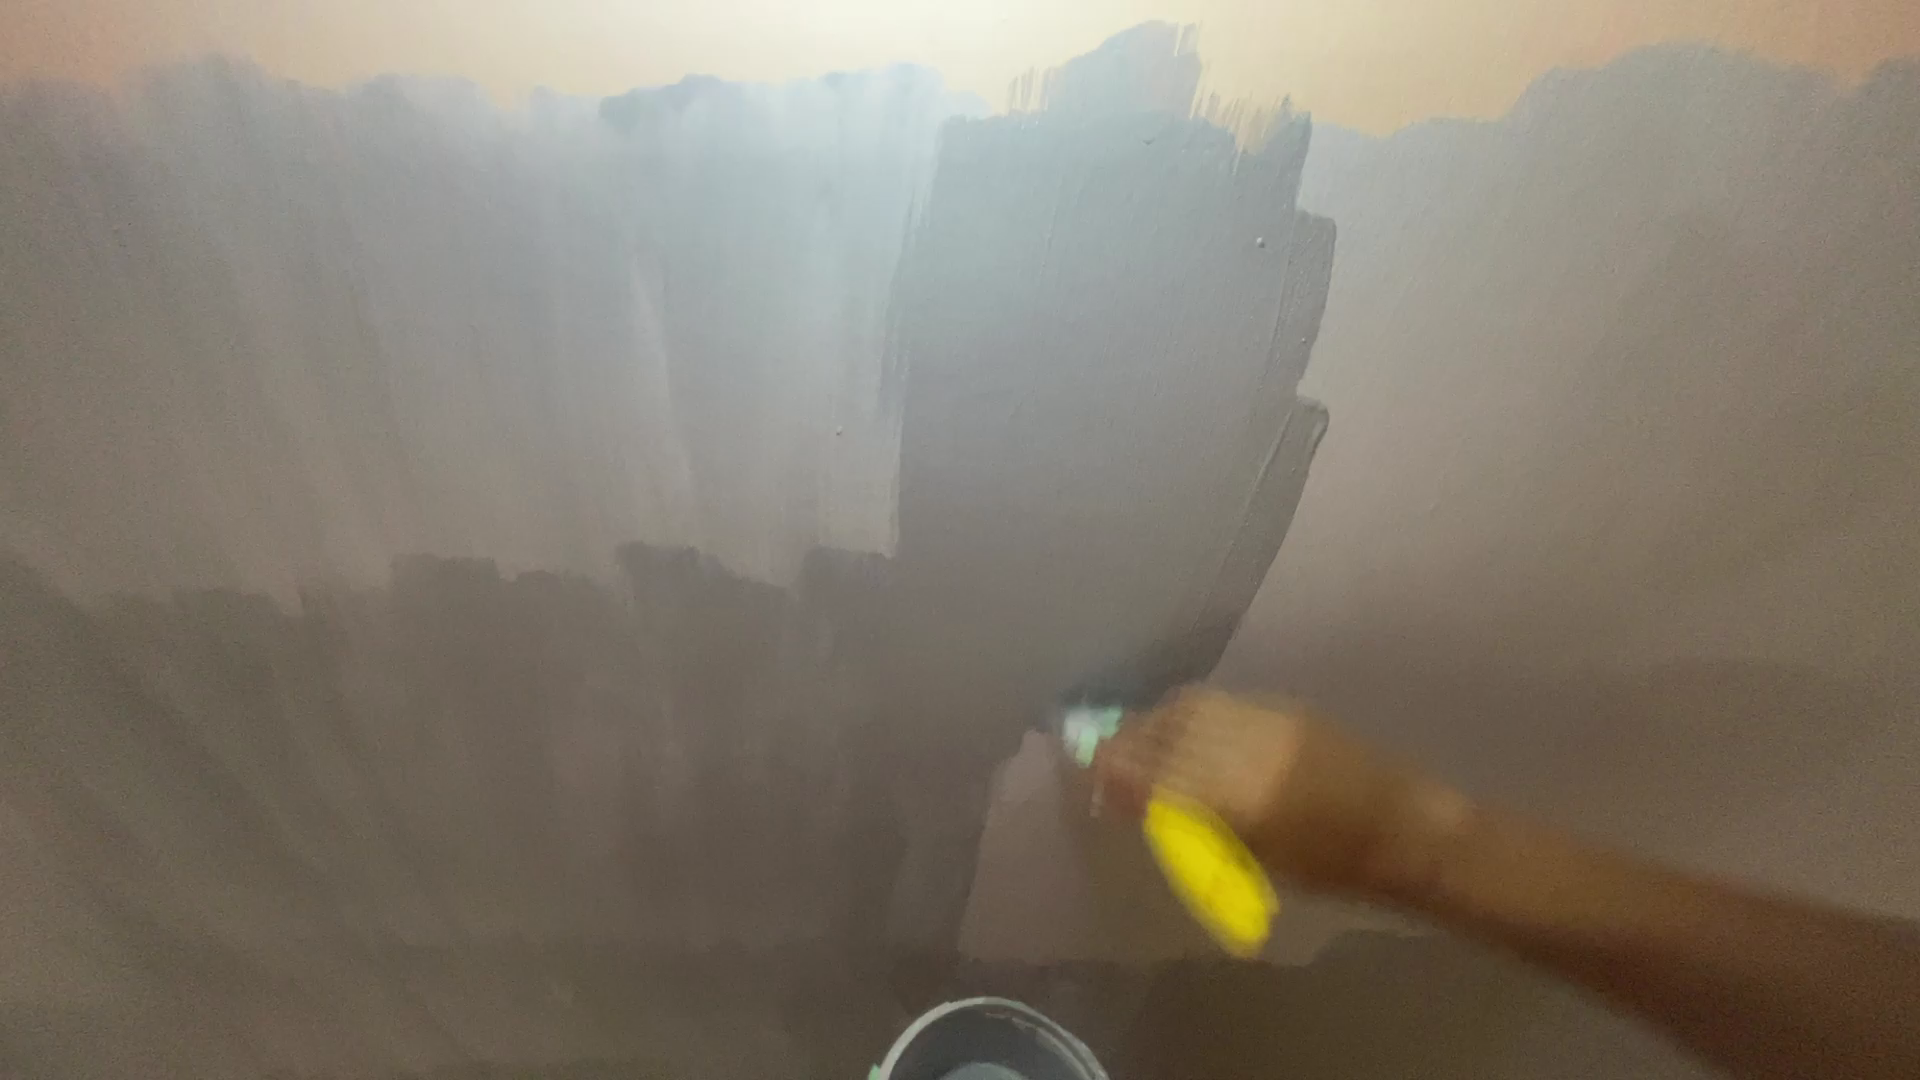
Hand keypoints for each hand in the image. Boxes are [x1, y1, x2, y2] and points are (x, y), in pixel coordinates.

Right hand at [1090, 686, 1470, 900]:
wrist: (1407, 829)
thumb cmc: (1331, 867)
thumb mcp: (1252, 857)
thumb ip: (1188, 822)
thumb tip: (1132, 801)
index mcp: (1238, 803)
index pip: (1156, 778)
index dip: (1116, 772)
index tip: (1089, 774)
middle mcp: (1245, 753)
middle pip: (1164, 735)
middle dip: (1125, 742)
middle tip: (1102, 753)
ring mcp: (1263, 722)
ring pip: (1186, 709)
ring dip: (1151, 720)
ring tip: (1136, 733)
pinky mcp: (1280, 707)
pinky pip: (1214, 701)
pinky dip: (1185, 710)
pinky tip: (1179, 720)